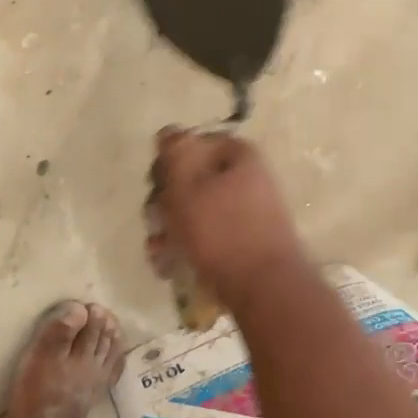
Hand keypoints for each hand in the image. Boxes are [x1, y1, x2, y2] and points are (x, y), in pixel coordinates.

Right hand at [146, 127, 305, 303]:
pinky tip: (170, 266)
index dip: (166, 166)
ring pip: (192, 212)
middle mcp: (245, 177)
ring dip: (168, 231)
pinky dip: (184, 248)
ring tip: (159, 253)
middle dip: (163, 205)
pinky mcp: (243, 240)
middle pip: (188, 181)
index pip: (189, 146)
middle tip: (155, 224)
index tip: (156, 188)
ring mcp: (246, 210)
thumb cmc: (219, 231)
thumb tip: (169, 131)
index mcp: (236, 155)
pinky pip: (205, 236)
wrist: (262, 286)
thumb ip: (175, 152)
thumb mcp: (187, 185)